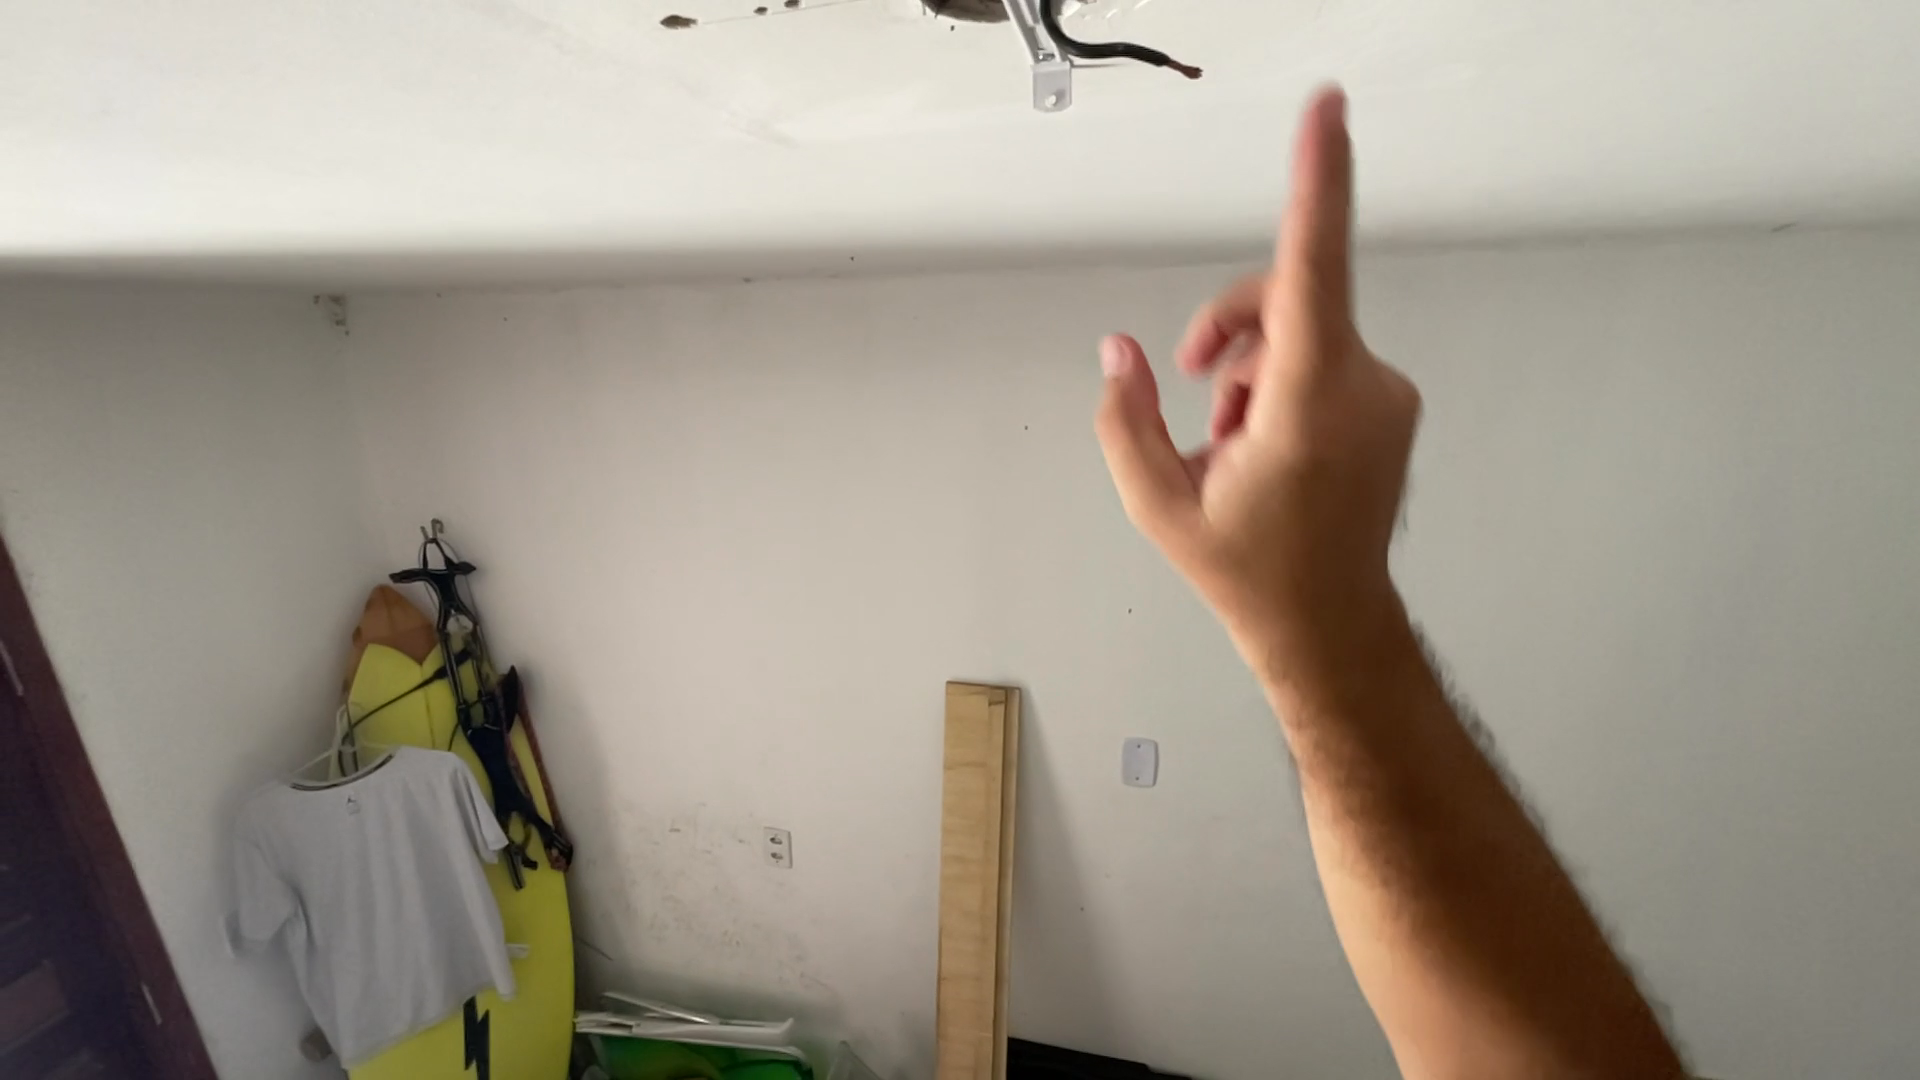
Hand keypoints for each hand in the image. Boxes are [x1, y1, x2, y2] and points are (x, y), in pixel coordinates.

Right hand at [1094, 87, 1421, 665]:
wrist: (1325, 620)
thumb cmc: (1248, 570)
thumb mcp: (1157, 504)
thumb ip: (1125, 421)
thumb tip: (1118, 353)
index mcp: (1306, 411)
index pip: (1309, 279)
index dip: (1315, 187)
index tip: (1324, 112)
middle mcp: (1363, 389)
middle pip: (1287, 301)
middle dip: (1228, 330)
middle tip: (1191, 382)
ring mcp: (1386, 395)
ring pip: (1302, 332)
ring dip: (1250, 370)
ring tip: (1230, 443)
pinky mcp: (1388, 402)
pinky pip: (1322, 358)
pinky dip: (1279, 384)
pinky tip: (1262, 444)